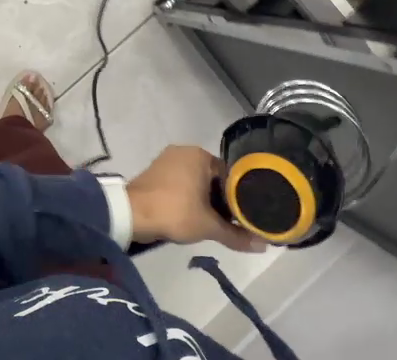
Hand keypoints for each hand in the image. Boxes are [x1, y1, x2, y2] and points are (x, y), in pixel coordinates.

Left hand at [127, 146, 267, 252]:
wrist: (132, 213)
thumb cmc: (175, 212)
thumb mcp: (209, 226)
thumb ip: (237, 235)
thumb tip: (263, 245)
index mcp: (200, 155)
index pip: (230, 175)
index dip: (239, 198)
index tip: (244, 218)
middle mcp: (184, 151)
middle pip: (213, 178)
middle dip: (222, 200)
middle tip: (231, 224)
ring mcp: (168, 159)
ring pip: (196, 181)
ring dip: (205, 200)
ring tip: (215, 223)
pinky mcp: (156, 171)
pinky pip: (181, 182)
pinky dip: (189, 197)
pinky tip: (194, 216)